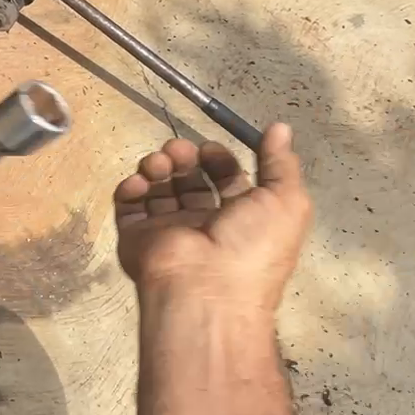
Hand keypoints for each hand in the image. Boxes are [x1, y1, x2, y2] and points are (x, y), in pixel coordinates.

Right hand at [113, 122, 312, 314]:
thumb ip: (280, 162)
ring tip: (158, 164)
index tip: (210, 148)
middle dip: (183, 158)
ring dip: (157, 167)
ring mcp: (168, 230)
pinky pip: (128, 206)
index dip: (218, 159)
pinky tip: (139, 182)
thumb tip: (280, 127)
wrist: (206, 287)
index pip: (225, 179)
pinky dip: (130, 188)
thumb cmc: (252, 245)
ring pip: (157, 188)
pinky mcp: (137, 236)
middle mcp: (204, 223)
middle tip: (178, 151)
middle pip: (188, 179)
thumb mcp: (286, 201)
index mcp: (241, 218)